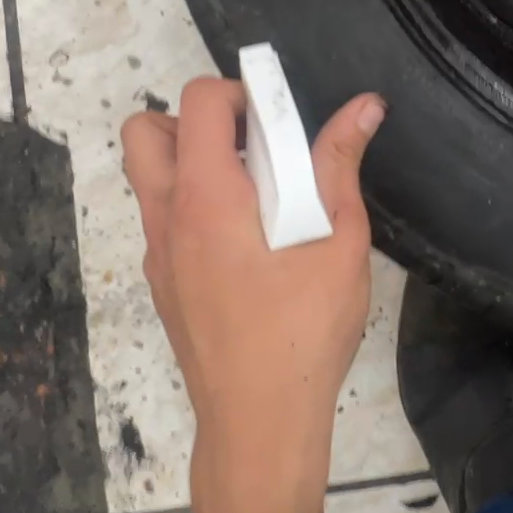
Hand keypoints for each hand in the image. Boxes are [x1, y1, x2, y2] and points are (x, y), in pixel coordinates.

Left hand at [121, 78, 386, 512]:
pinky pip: (165, 217)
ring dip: (194, 159)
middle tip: (255, 144)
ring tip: (255, 189)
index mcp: (208, 196)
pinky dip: (197, 202)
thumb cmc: (305, 327)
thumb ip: (341, 163)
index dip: (242, 91)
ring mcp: (158, 254)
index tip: (281, 118)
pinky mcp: (163, 283)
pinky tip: (249, 241)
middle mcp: (168, 217)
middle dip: (198, 118)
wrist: (260, 421)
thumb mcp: (339, 238)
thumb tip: (366, 104)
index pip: (199, 102)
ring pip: (150, 175)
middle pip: (146, 129)